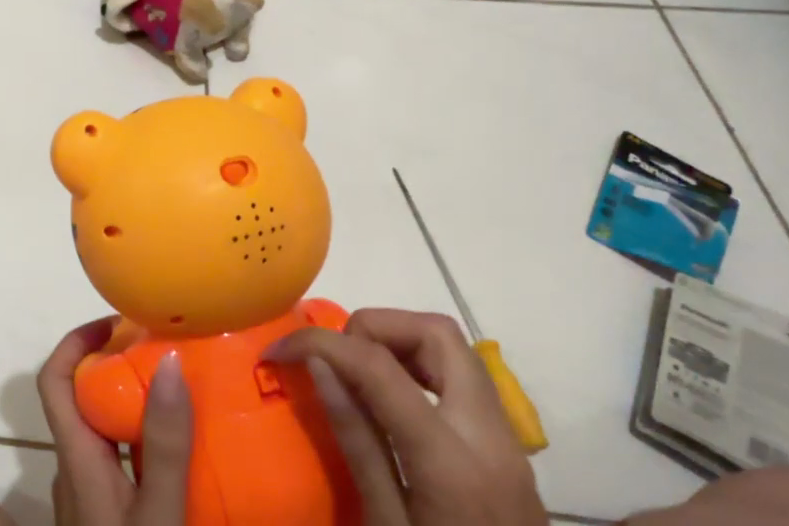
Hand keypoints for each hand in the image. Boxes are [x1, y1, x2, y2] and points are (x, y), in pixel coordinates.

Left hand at [38, 318, 193, 525]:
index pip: (54, 380)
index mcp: (75, 457)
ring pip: (102, 433)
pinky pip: (117, 462)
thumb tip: (168, 360)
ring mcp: (83, 495)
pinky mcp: (100, 516)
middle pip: (82, 401)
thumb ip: (165, 444)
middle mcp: (72, 469)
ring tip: (181, 396)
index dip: (77, 342)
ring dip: (132, 407)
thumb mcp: (159, 509)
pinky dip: (140, 444)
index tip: (118, 323)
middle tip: (164, 354)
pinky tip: (180, 454)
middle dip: (118, 369)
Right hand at [266, 309, 546, 525]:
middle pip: (435, 331)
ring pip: (455, 347)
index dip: (320, 343)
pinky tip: (392, 400)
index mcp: (451, 460)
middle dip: (374, 327)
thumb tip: (319, 366)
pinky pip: (464, 376)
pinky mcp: (510, 447)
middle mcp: (489, 432)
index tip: (278, 350)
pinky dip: (421, 365)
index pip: (378, 365)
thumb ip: (357, 443)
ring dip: (400, 342)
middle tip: (335, 360)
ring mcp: (508, 438)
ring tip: (357, 375)